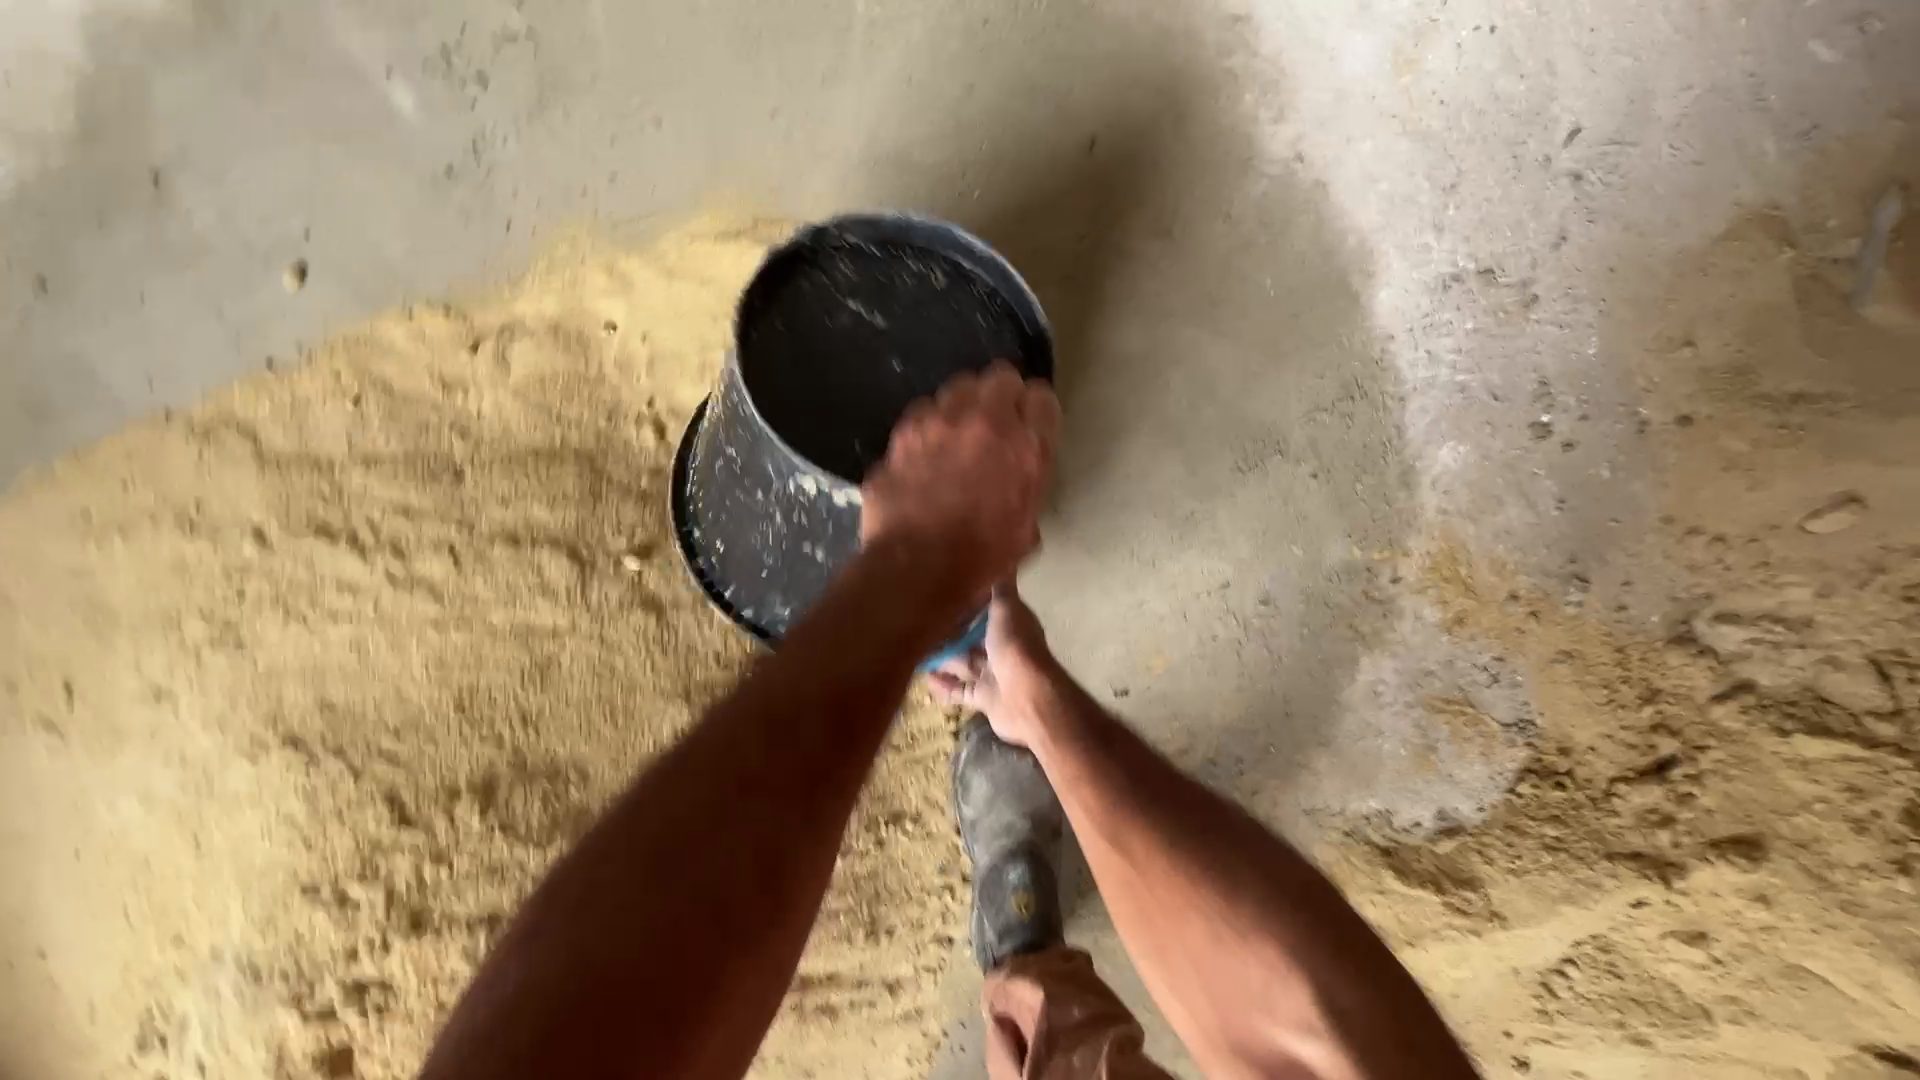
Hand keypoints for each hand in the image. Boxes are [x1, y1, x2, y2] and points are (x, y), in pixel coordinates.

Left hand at [860, 361, 1058, 602]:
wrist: (915, 570)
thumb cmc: (978, 561)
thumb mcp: (1025, 530)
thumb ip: (1026, 487)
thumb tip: (1017, 477)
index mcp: (1025, 448)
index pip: (1042, 398)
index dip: (1035, 412)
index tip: (1028, 425)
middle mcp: (984, 423)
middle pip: (1001, 376)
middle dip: (1001, 395)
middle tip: (995, 422)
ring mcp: (937, 422)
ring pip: (957, 388)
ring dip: (962, 406)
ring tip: (956, 435)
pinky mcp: (902, 433)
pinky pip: (921, 414)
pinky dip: (927, 427)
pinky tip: (924, 453)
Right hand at [928, 582, 1058, 747]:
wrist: (1026, 697)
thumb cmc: (1015, 646)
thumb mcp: (1006, 608)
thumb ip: (1000, 587)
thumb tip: (1006, 552)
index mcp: (1011, 623)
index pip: (988, 608)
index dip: (968, 602)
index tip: (942, 592)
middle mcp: (1003, 647)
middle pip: (972, 637)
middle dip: (950, 631)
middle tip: (919, 622)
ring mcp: (994, 674)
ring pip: (964, 662)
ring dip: (943, 657)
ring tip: (913, 648)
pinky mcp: (984, 698)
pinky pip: (960, 690)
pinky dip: (944, 685)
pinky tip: (924, 677)